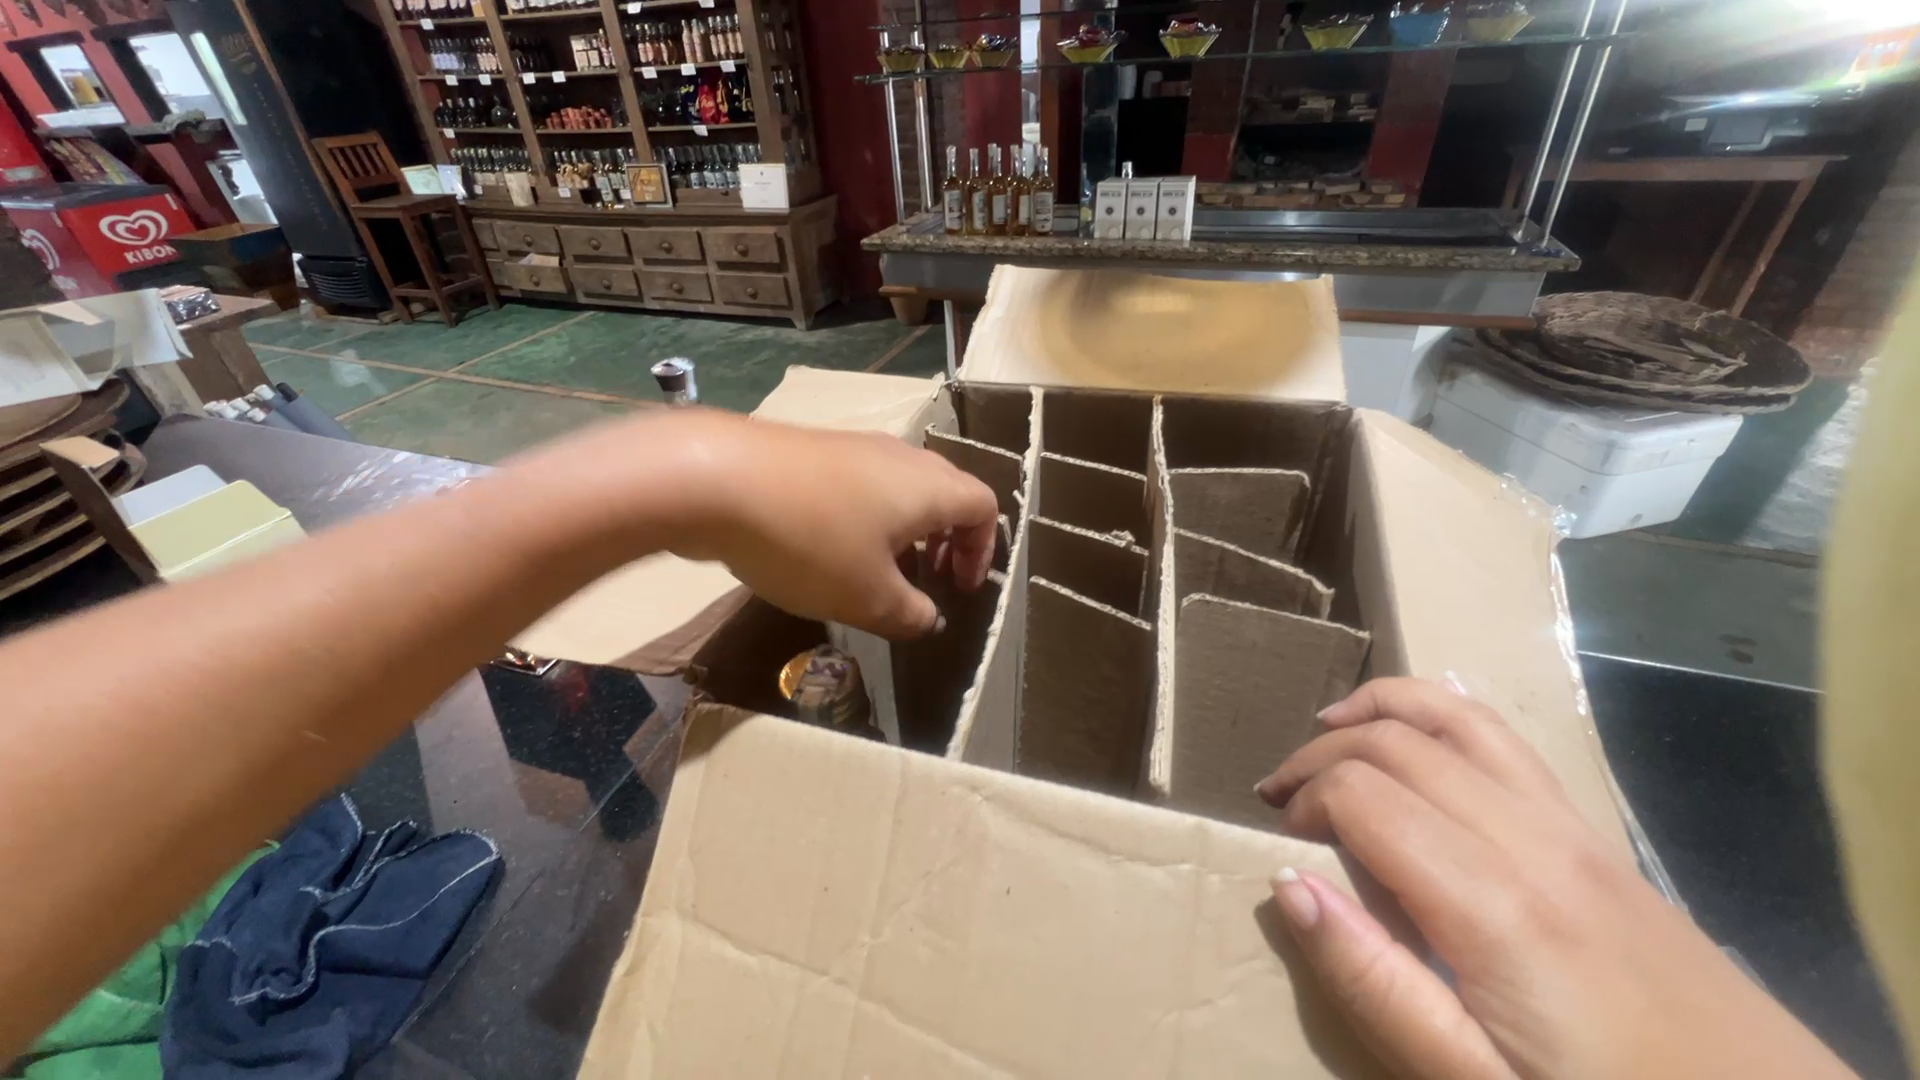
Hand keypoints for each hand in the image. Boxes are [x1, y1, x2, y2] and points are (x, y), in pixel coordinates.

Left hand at [521, 408, 998, 639]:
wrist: (717, 480)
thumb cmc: (810, 542)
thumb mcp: (868, 599)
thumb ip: (910, 615)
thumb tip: (928, 618)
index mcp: (929, 488)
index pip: (983, 506)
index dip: (982, 549)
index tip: (958, 587)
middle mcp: (901, 458)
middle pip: (946, 491)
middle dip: (947, 538)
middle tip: (928, 577)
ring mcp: (855, 447)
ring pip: (901, 486)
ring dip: (905, 528)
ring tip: (879, 568)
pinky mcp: (814, 451)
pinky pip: (861, 483)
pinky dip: (866, 516)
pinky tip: (829, 548)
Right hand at [1256, 677, 1853, 1079]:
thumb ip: (1373, 982)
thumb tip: (1286, 882)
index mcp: (1493, 901)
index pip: (1362, 793)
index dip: (1305, 803)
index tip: (1284, 844)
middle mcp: (1531, 838)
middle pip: (1396, 742)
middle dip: (1319, 754)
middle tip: (1280, 799)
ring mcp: (1571, 828)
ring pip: (1455, 717)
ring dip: (1378, 709)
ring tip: (1327, 729)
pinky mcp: (1595, 837)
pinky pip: (1505, 741)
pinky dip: (1441, 712)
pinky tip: (1418, 726)